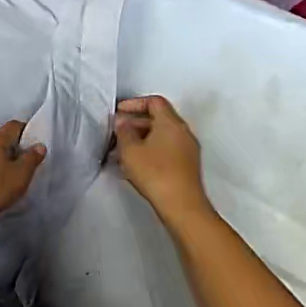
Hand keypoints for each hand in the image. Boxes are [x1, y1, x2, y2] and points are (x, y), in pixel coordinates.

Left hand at [0, 120, 46, 224]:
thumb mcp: (21, 174)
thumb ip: (31, 158)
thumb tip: (39, 145)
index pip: (12, 125)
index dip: (25, 130)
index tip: (33, 141)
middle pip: (0, 139)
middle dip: (13, 146)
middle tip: (25, 159)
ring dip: (1, 158)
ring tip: (11, 172)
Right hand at [113, 96, 209, 214]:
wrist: (181, 205)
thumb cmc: (156, 174)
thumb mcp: (129, 149)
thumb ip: (123, 131)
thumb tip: (122, 122)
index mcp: (171, 122)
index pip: (154, 101)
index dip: (134, 103)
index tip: (120, 111)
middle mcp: (183, 132)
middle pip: (158, 117)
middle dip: (135, 122)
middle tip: (118, 131)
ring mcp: (187, 149)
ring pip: (162, 135)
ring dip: (142, 138)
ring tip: (123, 150)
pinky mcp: (187, 165)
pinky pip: (167, 149)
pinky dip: (151, 150)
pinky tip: (136, 164)